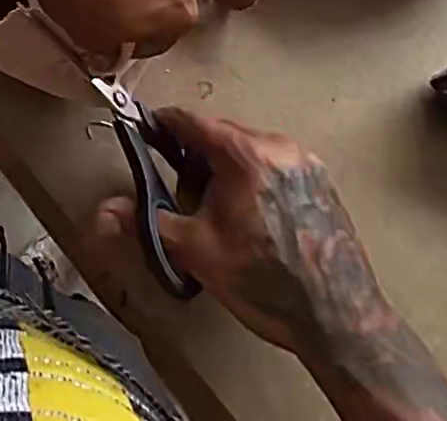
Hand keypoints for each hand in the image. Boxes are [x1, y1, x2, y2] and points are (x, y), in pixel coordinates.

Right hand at [98, 110, 446, 419]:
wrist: (341, 326)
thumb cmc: (268, 283)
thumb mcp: (195, 248)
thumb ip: (145, 221)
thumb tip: (104, 212)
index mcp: (245, 154)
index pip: (190, 120)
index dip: (161, 125)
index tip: (146, 132)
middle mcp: (278, 147)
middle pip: (219, 130)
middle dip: (193, 151)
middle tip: (180, 183)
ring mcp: (304, 162)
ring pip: (246, 144)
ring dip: (223, 162)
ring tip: (214, 202)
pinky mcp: (321, 181)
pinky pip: (272, 159)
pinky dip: (251, 172)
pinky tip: (247, 209)